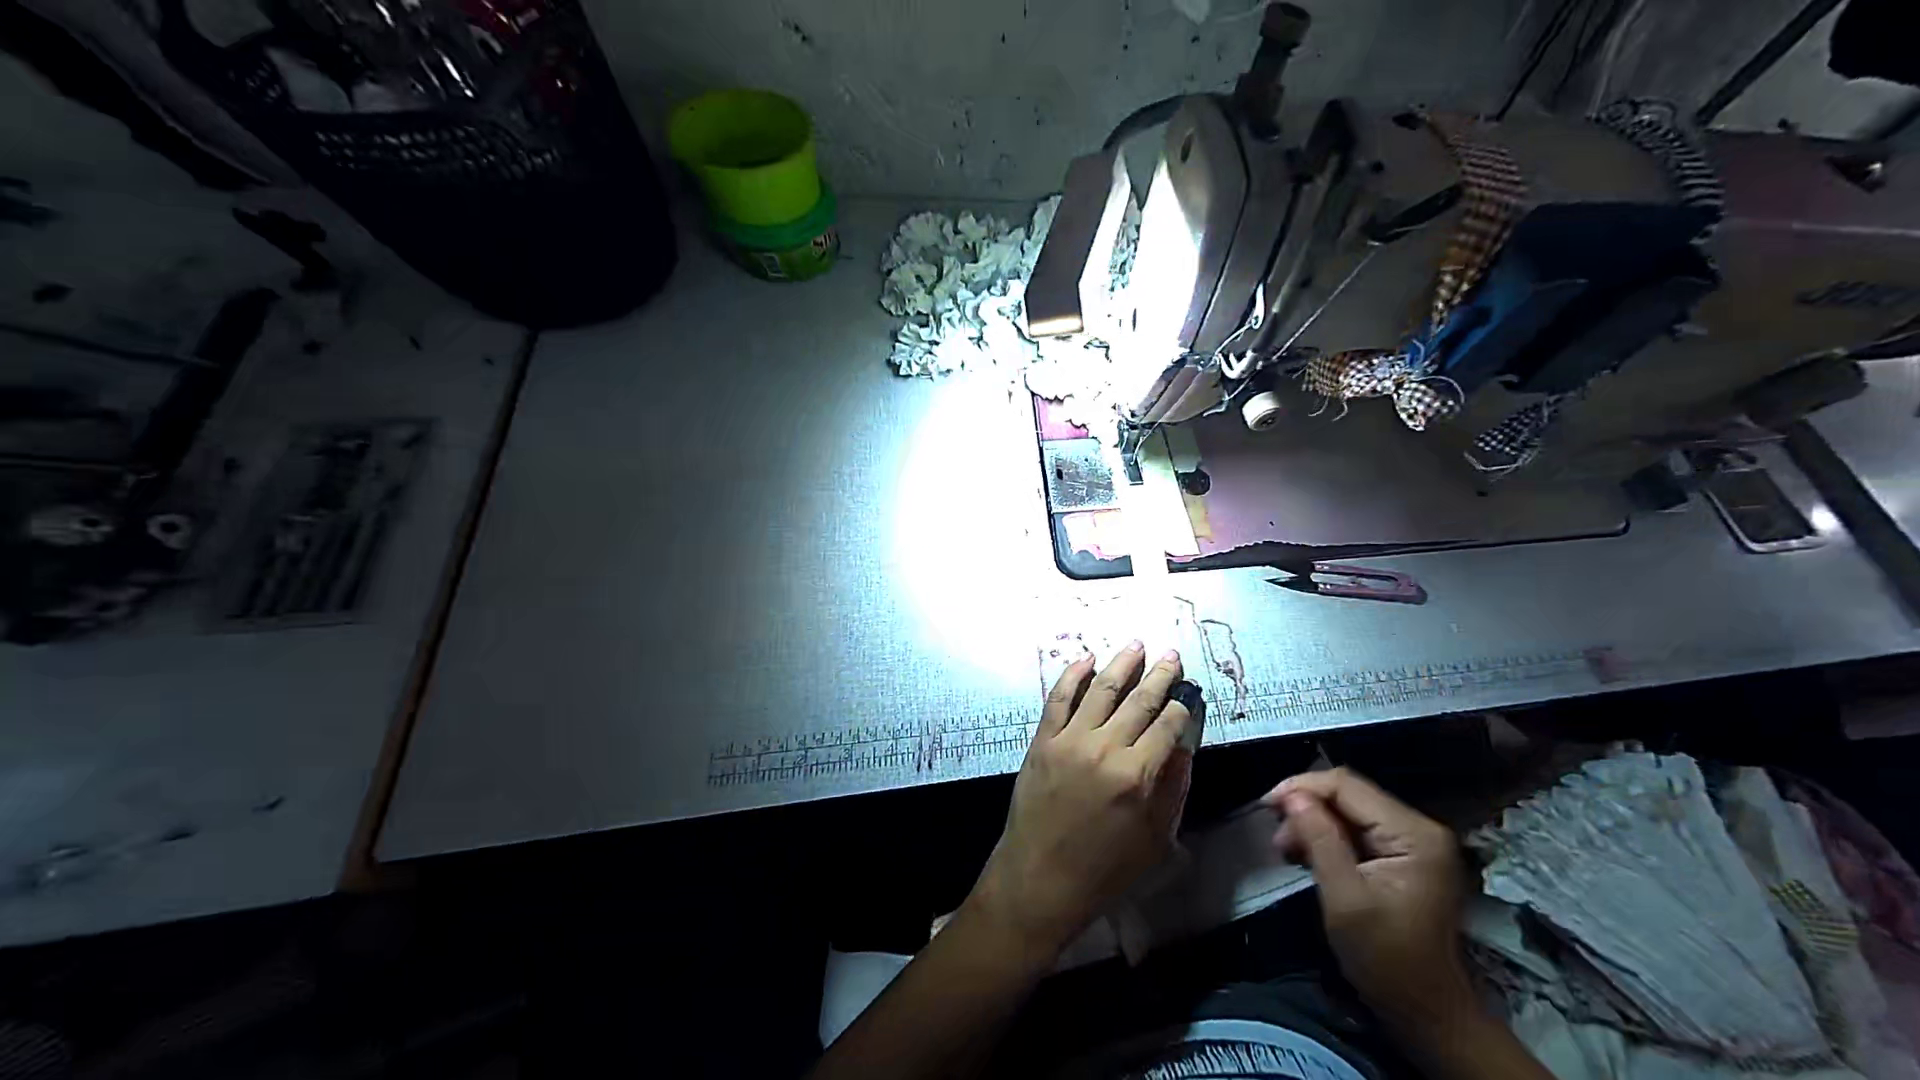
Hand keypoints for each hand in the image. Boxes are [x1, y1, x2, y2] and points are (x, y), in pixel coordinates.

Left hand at [966, 642, 1196, 957]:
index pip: (1168, 726)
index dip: (1181, 706)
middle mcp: (1104, 748)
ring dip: (1121, 664)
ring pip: (1100, 690)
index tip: (1188, 691)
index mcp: (1137, 775)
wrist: (1039, 878)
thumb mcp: (1153, 839)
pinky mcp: (1042, 740)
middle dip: (1159, 676)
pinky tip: (1085, 660)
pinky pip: (1058, 699)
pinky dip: (1072, 675)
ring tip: (1136, 645)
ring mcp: (1069, 740)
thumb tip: (1185, 749)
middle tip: (1171, 655)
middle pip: (1138, 701)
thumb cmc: (1103, 870)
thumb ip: (1172, 790)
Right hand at [1264, 767, 1474, 1032]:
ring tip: (1288, 848)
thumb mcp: (1344, 897)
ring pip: (1349, 808)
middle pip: (1348, 794)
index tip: (1267, 805)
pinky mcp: (1404, 853)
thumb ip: (1319, 839)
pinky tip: (1308, 853)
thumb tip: (1290, 795)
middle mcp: (1420, 827)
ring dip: (1313, 821)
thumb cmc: (1386, 957)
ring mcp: (1415, 840)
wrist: (1426, 1009)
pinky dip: (1327, 834)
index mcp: (1415, 834)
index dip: (1302, 788)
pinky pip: (1357, 827)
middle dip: (1306, 807)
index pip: (1347, 786)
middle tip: (1277, 836)